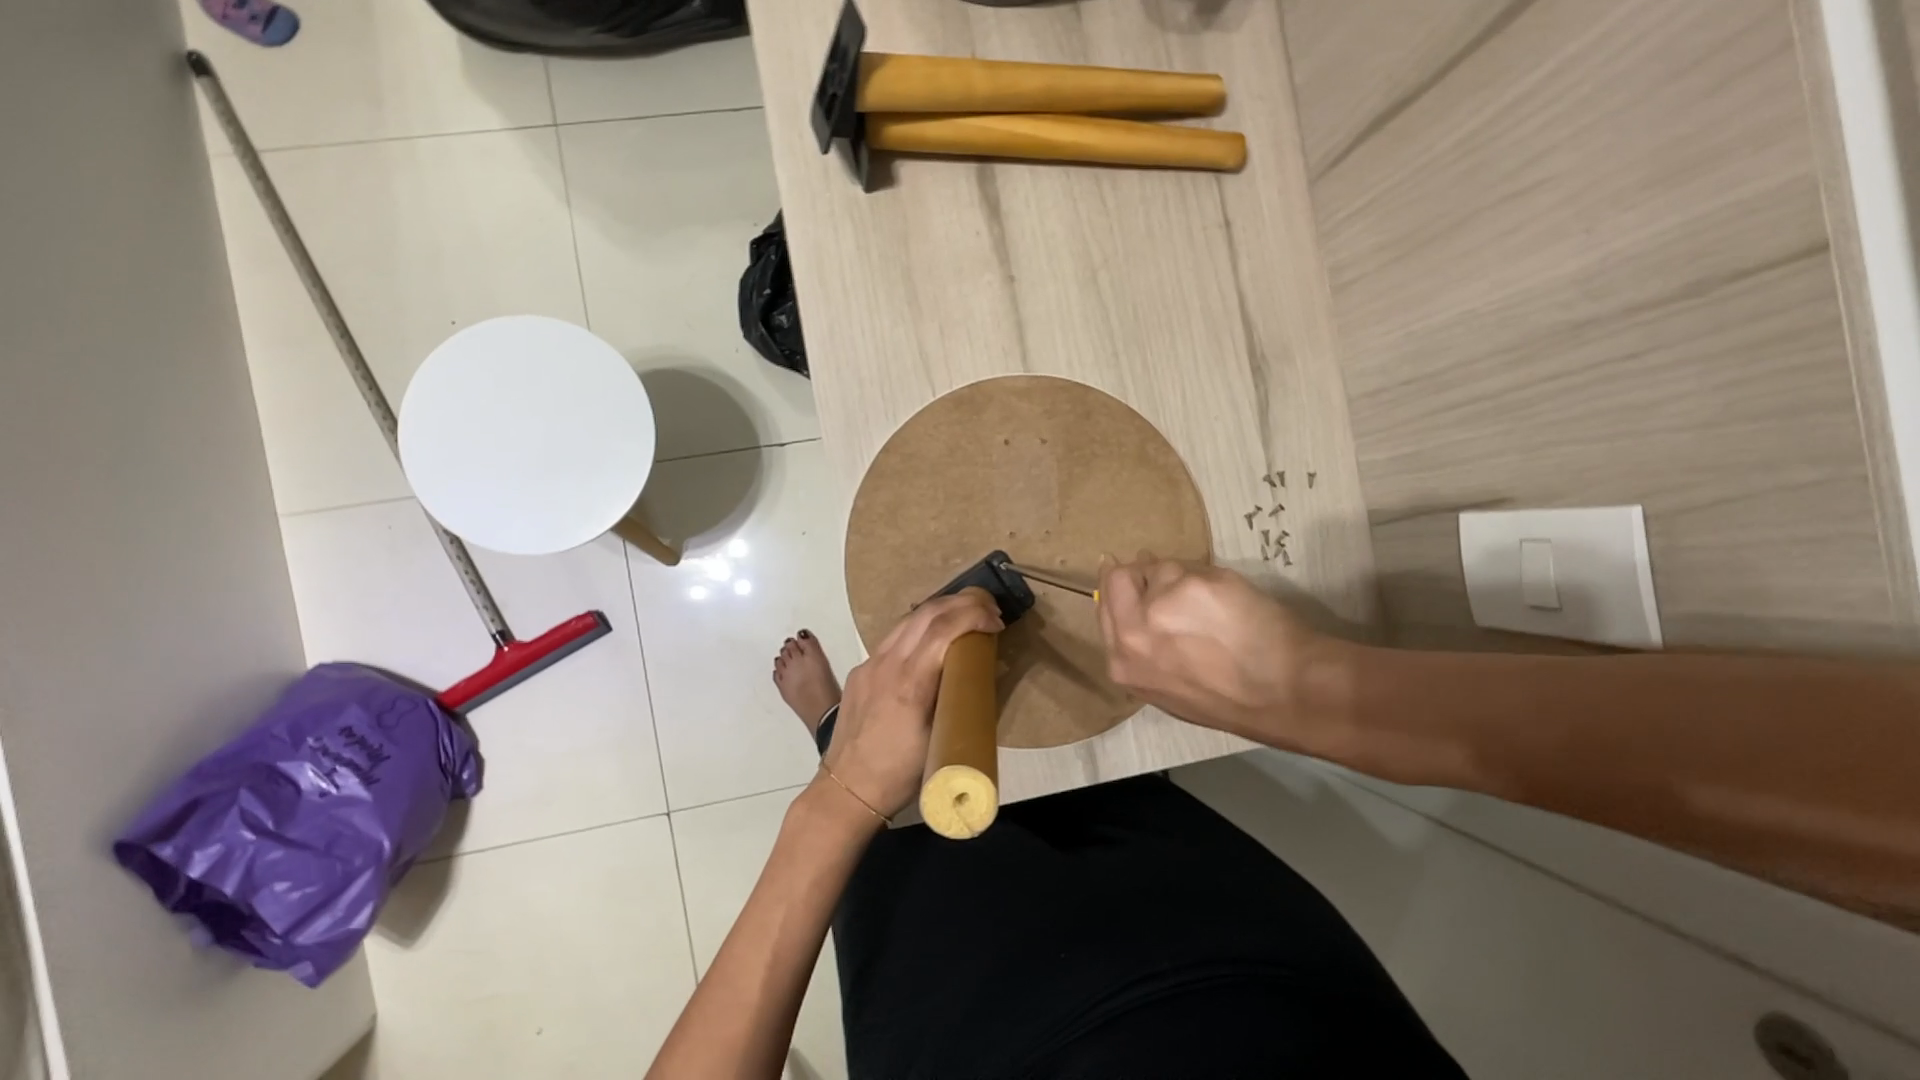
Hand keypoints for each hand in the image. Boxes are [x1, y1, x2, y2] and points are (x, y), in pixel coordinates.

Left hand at [823, 589, 1003, 816]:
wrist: (847, 790)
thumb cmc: (899, 775)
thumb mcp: (940, 740)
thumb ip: (960, 703)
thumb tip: (983, 677)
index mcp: (909, 684)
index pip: (943, 629)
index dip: (974, 615)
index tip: (997, 621)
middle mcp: (886, 665)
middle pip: (926, 613)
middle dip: (961, 602)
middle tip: (988, 608)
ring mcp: (869, 665)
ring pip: (907, 620)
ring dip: (940, 610)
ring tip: (966, 614)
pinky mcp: (861, 670)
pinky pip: (893, 637)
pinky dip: (920, 626)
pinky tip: (932, 638)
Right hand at [1097, 553, 1344, 751]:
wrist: (1281, 692)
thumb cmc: (1228, 698)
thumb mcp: (1165, 687)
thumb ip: (1142, 648)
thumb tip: (1138, 605)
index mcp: (1122, 664)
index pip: (1104, 607)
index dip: (1119, 589)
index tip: (1132, 578)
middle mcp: (1131, 633)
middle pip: (1119, 576)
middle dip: (1141, 573)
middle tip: (1170, 580)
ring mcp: (1159, 605)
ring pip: (1161, 567)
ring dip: (1182, 578)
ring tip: (1213, 604)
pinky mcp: (1190, 584)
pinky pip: (1191, 566)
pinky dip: (1209, 577)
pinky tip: (1230, 600)